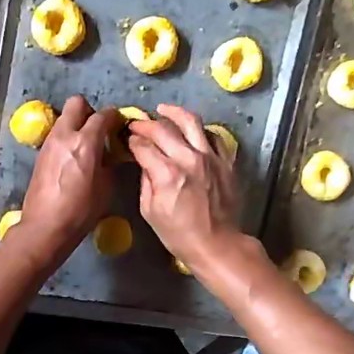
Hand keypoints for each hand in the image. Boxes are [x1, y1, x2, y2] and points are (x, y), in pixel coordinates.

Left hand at [11, 95, 119, 270]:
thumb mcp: (105, 188)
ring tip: (86, 146)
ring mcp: (49, 143)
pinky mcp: (40, 154)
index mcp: (85, 142)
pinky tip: (73, 158)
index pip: (103, 115)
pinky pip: (57, 134)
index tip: (120, 125)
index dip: (115, 117)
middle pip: (77, 103)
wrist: (45, 226)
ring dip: (76, 124)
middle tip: (98, 130)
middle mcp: (65, 135)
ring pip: (64, 118)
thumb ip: (110, 164)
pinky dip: (67, 137)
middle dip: (90, 111)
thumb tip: (112, 153)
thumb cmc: (80, 211)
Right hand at [125, 104, 244, 274]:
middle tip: (137, 124)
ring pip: (191, 122)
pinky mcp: (225, 161)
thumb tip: (145, 162)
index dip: (132, 141)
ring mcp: (211, 157)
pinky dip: (199, 129)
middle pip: (164, 128)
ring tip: (163, 109)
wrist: (216, 244)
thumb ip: (146, 181)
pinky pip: (213, 136)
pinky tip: (191, 130)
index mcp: (167, 174)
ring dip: (174, 112)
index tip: (127, 139)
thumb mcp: (150, 211)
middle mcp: (189, 159)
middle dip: (146, 124)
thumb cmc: (178, 234)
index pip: (144, 146)